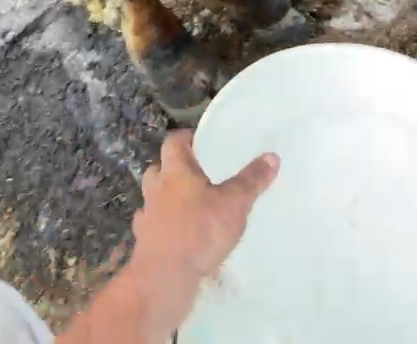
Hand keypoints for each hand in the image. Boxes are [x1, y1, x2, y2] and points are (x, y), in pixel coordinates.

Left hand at [56, 132, 277, 343]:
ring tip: (189, 208)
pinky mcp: (144, 243)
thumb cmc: (199, 231)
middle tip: (196, 175)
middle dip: (174, 169)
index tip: (200, 141)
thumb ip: (251, 180)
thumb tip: (272, 156)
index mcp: (175, 171)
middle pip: (159, 168)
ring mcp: (147, 216)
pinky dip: (163, 227)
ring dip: (166, 199)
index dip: (185, 138)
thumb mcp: (234, 203)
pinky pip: (152, 227)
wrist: (164, 277)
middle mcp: (156, 188)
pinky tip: (178, 237)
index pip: (173, 142)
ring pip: (154, 198)